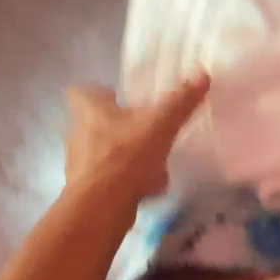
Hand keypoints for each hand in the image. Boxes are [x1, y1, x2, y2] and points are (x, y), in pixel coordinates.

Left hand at [63, 75, 209, 202]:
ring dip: (126, 155)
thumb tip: (202, 74)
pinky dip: (126, 180)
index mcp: (88, 108)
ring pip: (104, 151)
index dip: (103, 93)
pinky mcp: (85, 187)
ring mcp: (78, 161)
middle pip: (96, 122)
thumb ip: (181, 101)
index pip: (83, 90)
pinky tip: (148, 189)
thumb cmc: (126, 156)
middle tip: (147, 131)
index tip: (123, 100)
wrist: (101, 206)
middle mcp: (76, 131)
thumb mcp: (161, 124)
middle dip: (120, 126)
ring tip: (153, 163)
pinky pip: (109, 177)